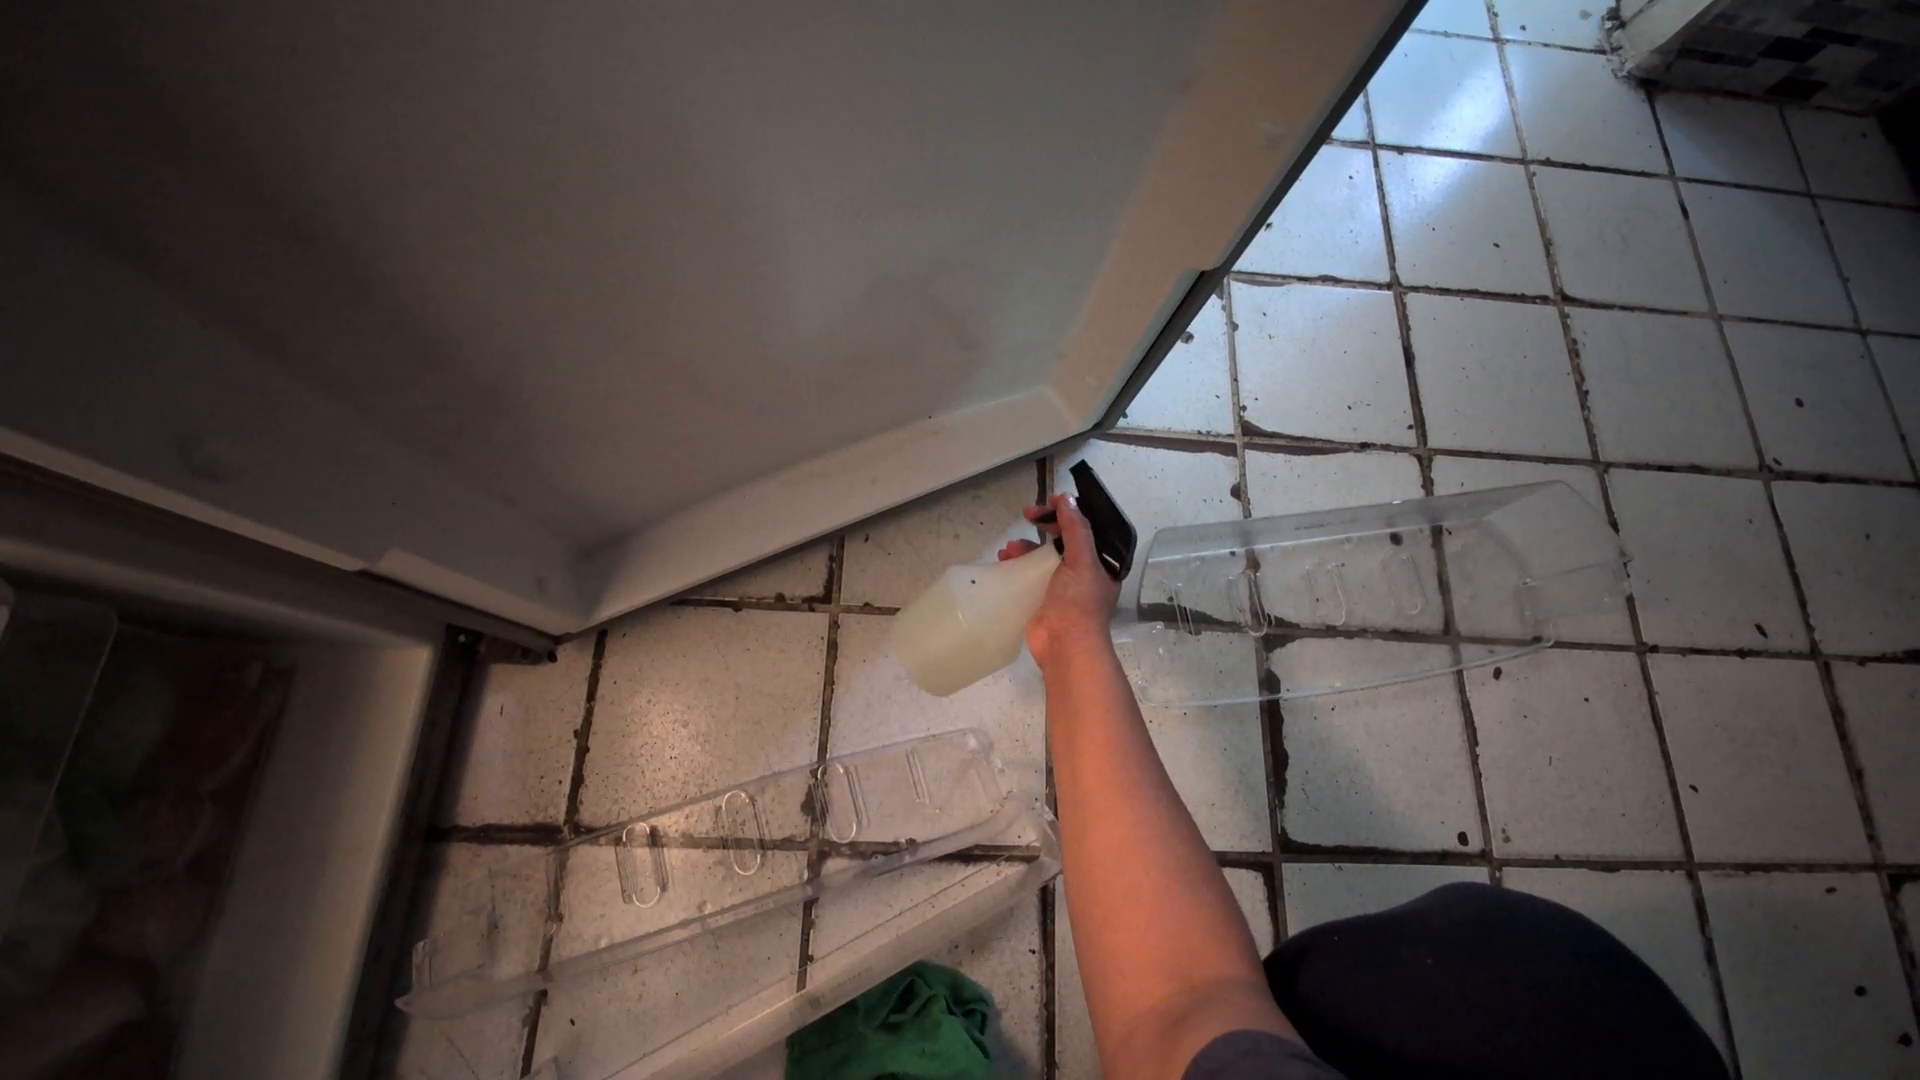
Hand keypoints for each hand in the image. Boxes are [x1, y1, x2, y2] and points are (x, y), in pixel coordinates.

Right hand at [996, 493, 1120, 669]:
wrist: (1064, 645)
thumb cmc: (1078, 602)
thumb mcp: (1082, 561)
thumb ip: (1076, 529)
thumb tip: (1067, 499)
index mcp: (1101, 564)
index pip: (1086, 529)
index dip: (1069, 512)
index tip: (1050, 502)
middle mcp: (1084, 572)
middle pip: (1063, 539)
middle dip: (1046, 525)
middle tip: (1028, 513)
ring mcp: (1062, 586)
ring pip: (1044, 556)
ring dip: (1027, 546)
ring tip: (1010, 547)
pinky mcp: (1043, 598)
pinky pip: (1030, 574)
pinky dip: (1018, 564)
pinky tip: (1005, 560)